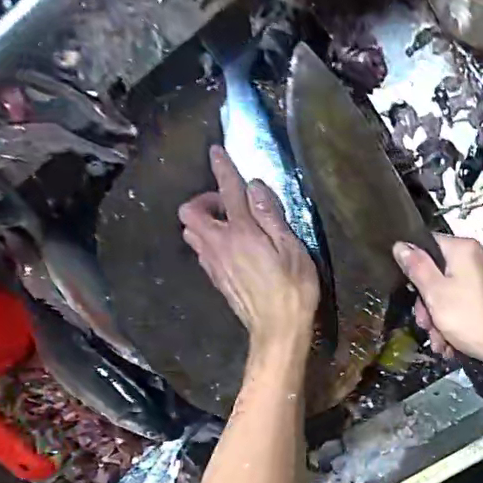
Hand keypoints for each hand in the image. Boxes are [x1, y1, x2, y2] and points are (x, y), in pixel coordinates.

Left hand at [178, 146, 319, 356]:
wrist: (277, 331)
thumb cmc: (293, 289)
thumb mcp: (292, 248)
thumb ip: (271, 215)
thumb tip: (254, 186)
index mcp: (242, 232)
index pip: (228, 191)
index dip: (222, 168)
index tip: (216, 152)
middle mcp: (219, 244)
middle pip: (190, 212)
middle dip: (205, 199)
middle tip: (230, 204)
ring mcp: (213, 263)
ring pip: (191, 231)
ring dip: (204, 220)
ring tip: (230, 224)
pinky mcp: (215, 278)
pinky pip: (200, 249)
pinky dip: (208, 238)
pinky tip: (231, 246)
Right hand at [393, 235, 482, 375]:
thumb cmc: (471, 319)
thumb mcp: (435, 293)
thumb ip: (417, 267)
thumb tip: (400, 245)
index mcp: (464, 249)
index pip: (428, 244)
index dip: (413, 266)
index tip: (409, 290)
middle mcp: (477, 258)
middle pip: (438, 273)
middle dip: (427, 303)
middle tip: (425, 324)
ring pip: (449, 293)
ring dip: (438, 318)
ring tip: (440, 342)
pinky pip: (464, 303)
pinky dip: (454, 321)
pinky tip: (451, 343)